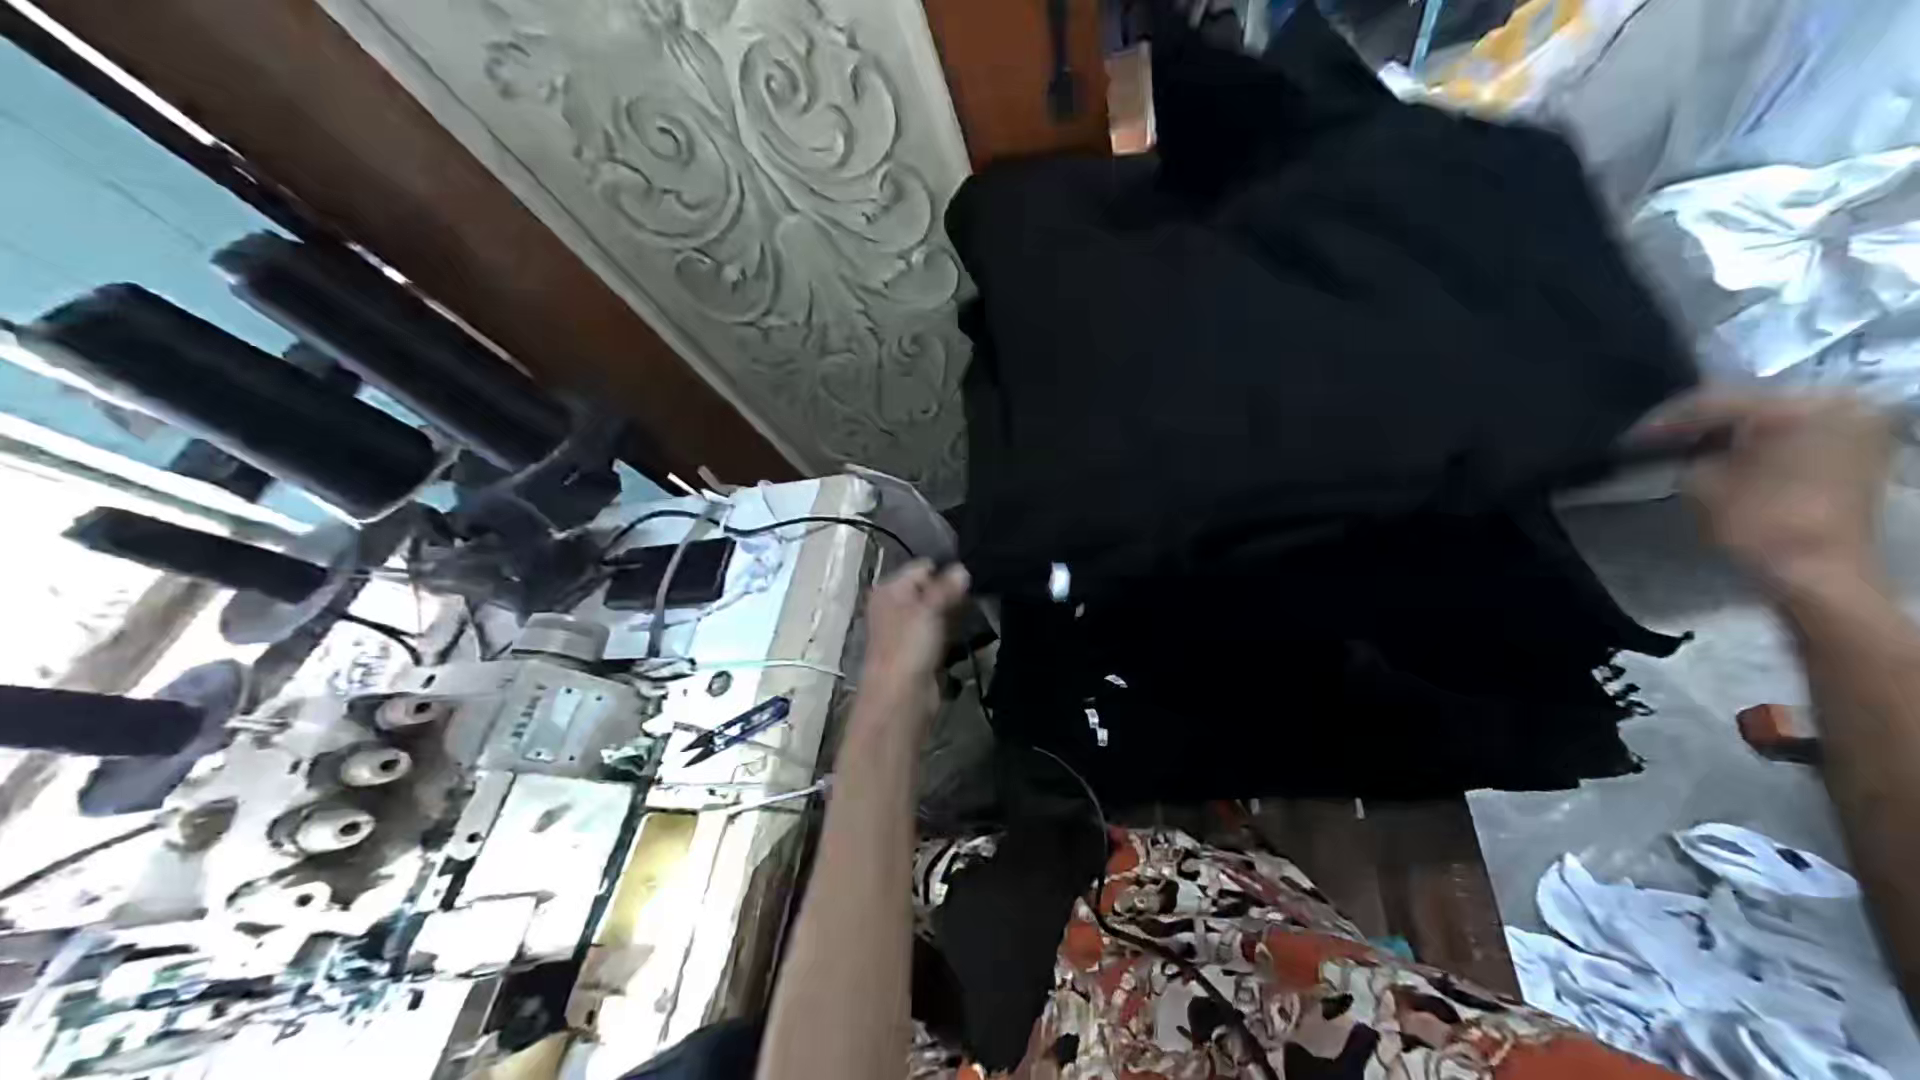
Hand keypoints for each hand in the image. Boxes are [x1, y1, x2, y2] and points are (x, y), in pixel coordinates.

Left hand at [859, 561, 969, 700]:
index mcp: (889, 590)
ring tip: (981, 606)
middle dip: (953, 590)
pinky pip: (941, 631)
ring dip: (956, 610)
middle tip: (982, 589)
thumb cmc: (909, 647)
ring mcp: (908, 630)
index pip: (922, 568)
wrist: (901, 698)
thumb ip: (946, 587)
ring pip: (937, 611)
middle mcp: (896, 606)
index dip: (946, 569)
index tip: (974, 572)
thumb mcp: (929, 609)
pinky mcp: (921, 650)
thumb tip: (963, 568)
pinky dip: (954, 629)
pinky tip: (972, 628)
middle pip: (929, 589)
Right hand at [1665, 392, 1894, 598]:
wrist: (1817, 567)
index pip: (1711, 400)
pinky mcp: (1860, 444)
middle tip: (1659, 438)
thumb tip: (1677, 441)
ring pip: (1775, 413)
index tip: (1630, 436)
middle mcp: (1833, 403)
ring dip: (1732, 428)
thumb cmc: (1755, 522)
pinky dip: (1762, 437)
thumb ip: (1687, 451)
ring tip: (1690, 445)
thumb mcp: (1700, 480)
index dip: (1664, 419)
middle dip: (1701, 420)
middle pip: (1748, 401)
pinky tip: (1730, 451)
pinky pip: (1799, 428)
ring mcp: (1855, 422)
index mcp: (1794, 406)